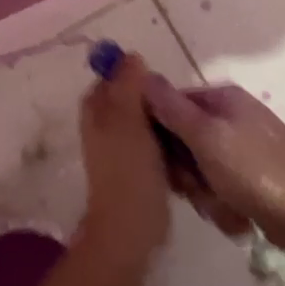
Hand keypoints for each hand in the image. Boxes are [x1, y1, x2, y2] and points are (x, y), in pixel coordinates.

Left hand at [75, 53, 171, 267]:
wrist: (130, 230)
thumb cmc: (128, 172)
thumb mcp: (128, 121)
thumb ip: (127, 86)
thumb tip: (131, 55)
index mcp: (96, 109)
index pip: (118, 77)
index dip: (142, 79)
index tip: (168, 91)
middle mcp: (104, 124)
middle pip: (138, 100)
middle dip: (161, 107)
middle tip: (182, 117)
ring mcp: (122, 148)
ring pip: (152, 124)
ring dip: (170, 130)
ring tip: (188, 139)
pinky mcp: (139, 168)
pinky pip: (159, 147)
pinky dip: (171, 150)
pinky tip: (186, 159)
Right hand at [144, 80, 284, 250]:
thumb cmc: (258, 170)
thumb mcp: (207, 136)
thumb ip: (170, 108)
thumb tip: (141, 75)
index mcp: (220, 99)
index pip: (166, 105)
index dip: (157, 133)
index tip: (161, 158)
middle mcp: (228, 119)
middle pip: (178, 142)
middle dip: (184, 171)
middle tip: (197, 185)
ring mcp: (239, 151)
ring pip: (194, 171)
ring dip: (202, 193)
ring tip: (222, 204)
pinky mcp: (248, 180)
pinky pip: (214, 190)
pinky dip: (220, 205)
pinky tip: (235, 216)